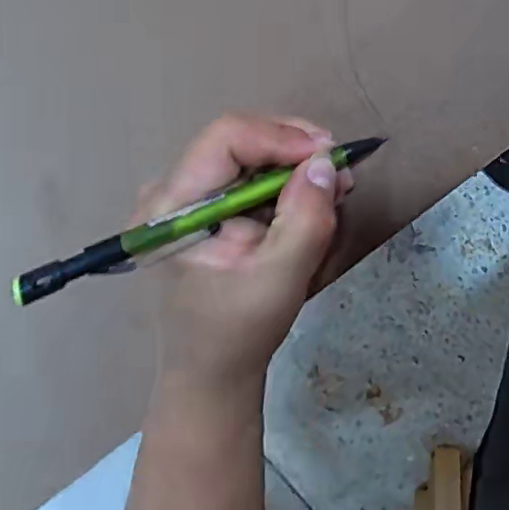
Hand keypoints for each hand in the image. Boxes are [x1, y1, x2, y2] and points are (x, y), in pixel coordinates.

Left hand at [137, 114, 354, 392]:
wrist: (210, 372)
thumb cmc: (239, 331)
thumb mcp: (281, 278)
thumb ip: (306, 218)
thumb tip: (326, 162)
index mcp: (171, 206)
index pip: (226, 138)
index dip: (281, 137)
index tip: (329, 155)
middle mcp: (169, 188)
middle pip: (239, 138)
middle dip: (295, 149)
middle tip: (339, 173)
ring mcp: (184, 193)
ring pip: (249, 150)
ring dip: (295, 164)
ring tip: (332, 190)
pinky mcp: (203, 201)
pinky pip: (249, 170)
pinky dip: (285, 179)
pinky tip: (309, 201)